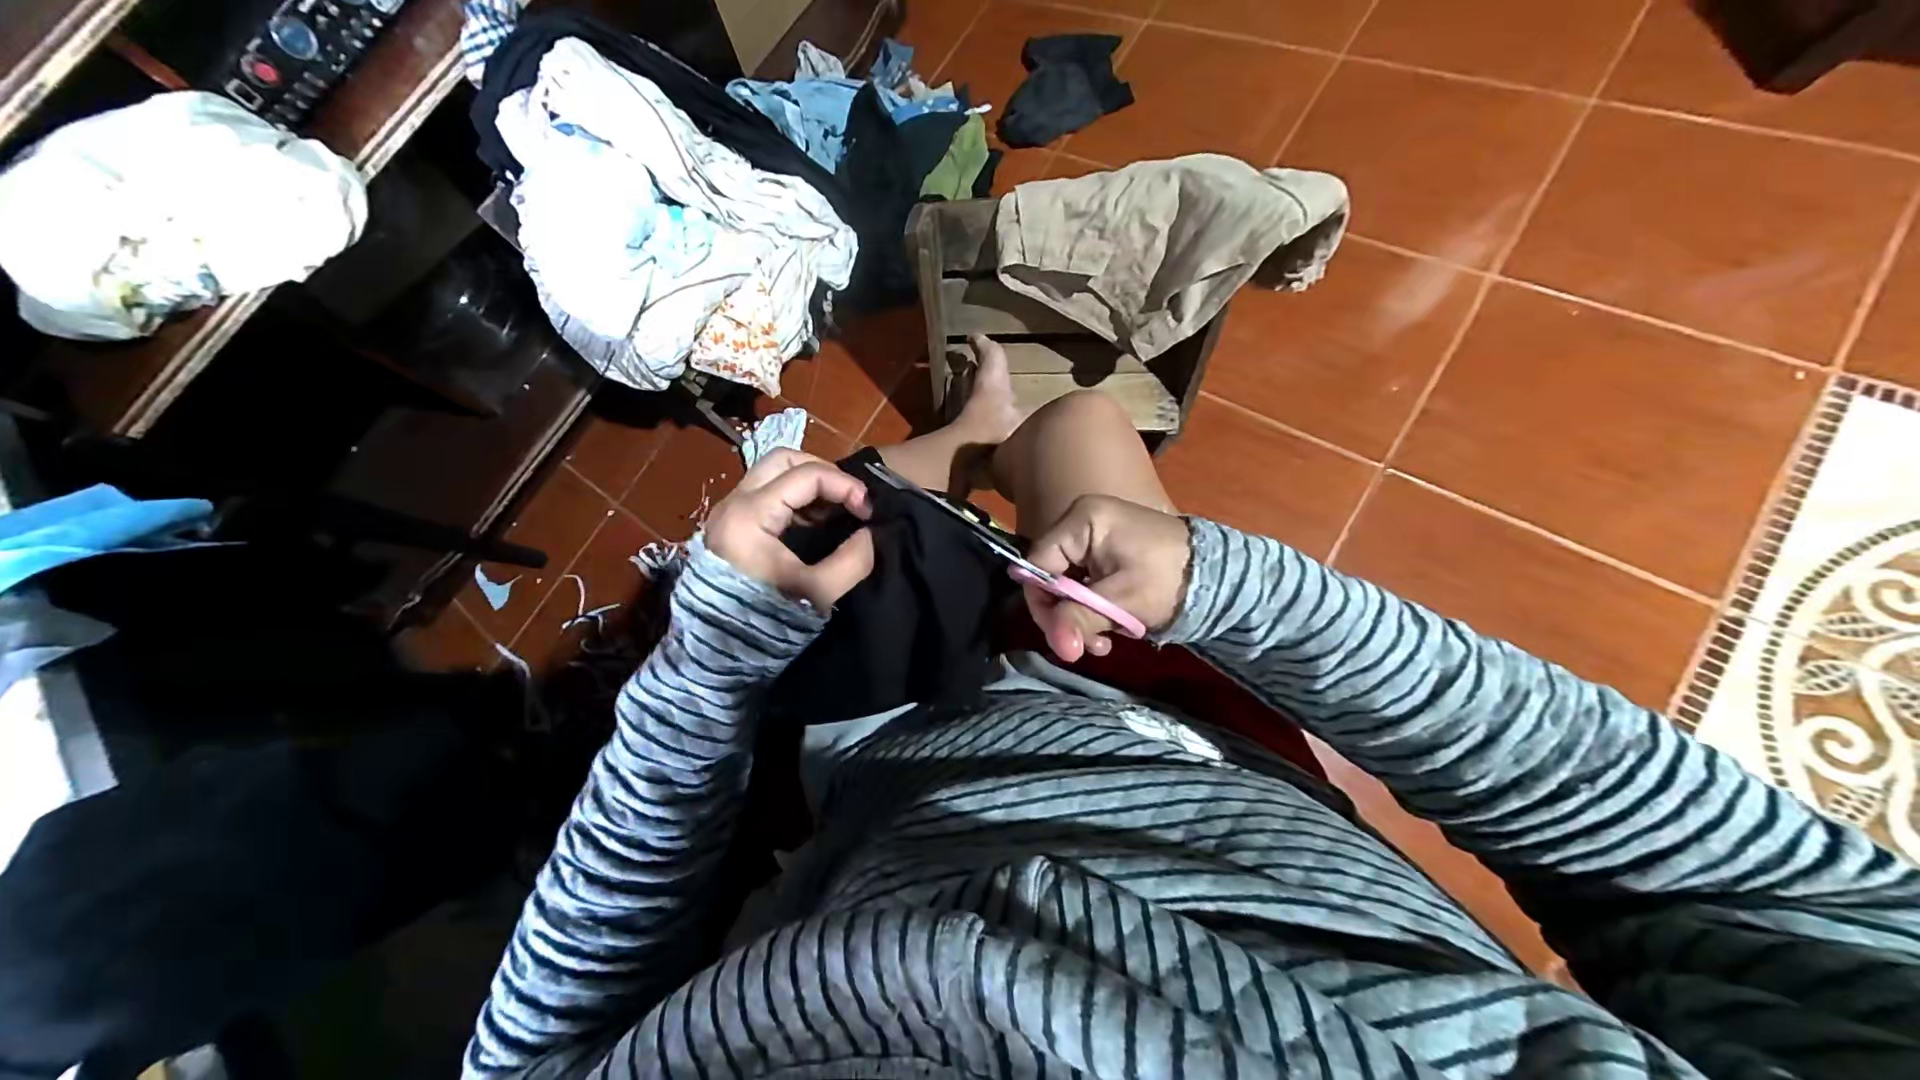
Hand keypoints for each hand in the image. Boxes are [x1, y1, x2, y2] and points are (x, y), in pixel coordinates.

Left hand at [703, 449, 875, 610]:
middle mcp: (733, 503)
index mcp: (750, 514)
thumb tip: (870, 534)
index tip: (868, 510)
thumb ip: (852, 559)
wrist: (717, 651)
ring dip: (808, 482)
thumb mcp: (817, 592)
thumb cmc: (765, 618)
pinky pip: (764, 493)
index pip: (807, 475)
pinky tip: (814, 521)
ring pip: (771, 473)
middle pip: (782, 459)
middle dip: (823, 471)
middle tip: (849, 497)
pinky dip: (793, 496)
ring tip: (835, 509)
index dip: (845, 485)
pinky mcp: (730, 526)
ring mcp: (728, 512)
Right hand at [1020, 494, 1190, 662]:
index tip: (1062, 635)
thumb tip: (1059, 649)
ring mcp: (1096, 535)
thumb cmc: (1169, 579)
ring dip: (1080, 616)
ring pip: (1067, 583)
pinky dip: (1093, 607)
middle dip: (1065, 614)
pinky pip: (1085, 581)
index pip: (1037, 563)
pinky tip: (1111, 626)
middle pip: (1051, 575)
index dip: (1044, 602)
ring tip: (1104, 642)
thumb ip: (1081, 619)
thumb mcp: (1123, 601)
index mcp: (1082, 521)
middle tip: (1086, 646)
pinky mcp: (1108, 551)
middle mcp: (1082, 521)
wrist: (1220, 575)